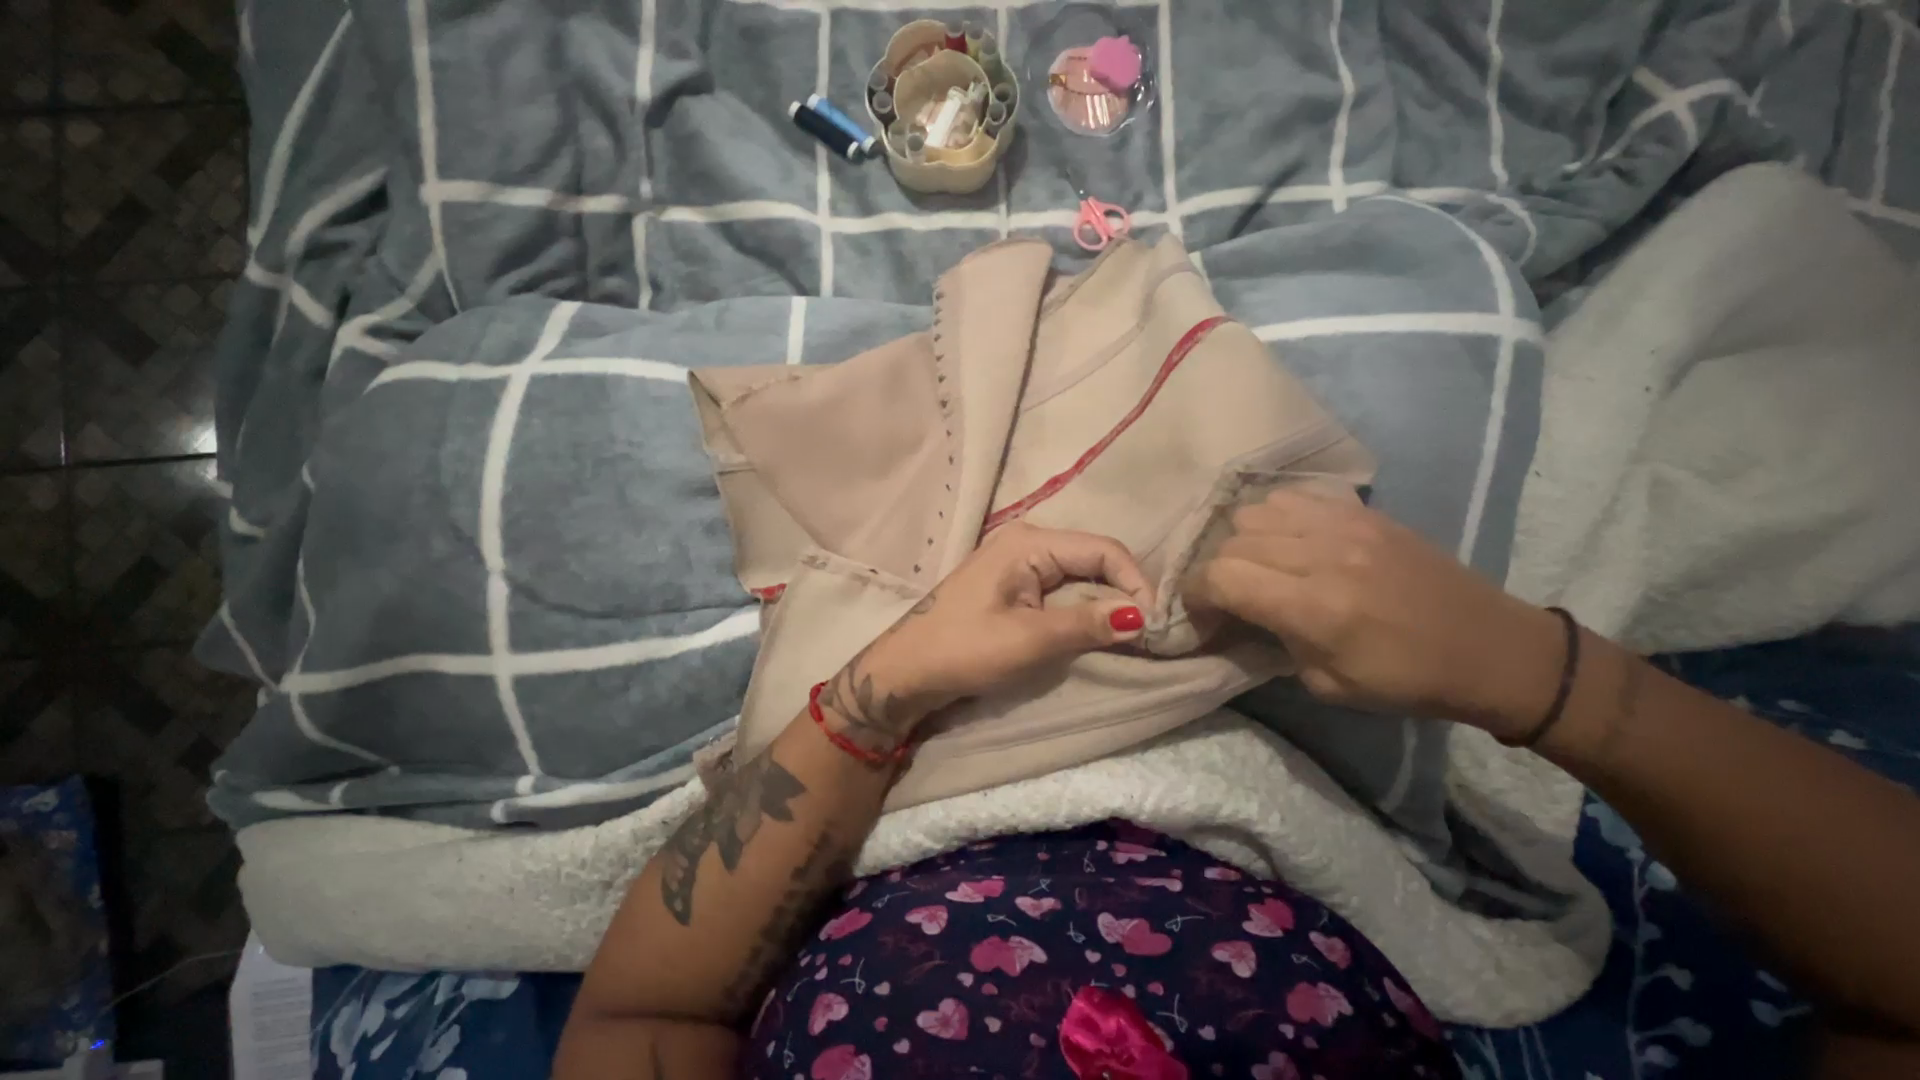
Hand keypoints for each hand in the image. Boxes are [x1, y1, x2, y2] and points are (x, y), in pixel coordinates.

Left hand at [819, 522, 1154, 746]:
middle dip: (1125, 590)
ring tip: (1133, 634)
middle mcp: (1027, 541)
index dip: (1136, 582)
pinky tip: (1099, 630)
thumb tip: (1142, 617)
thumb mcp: (1030, 640)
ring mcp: (1019, 562)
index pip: (1103, 549)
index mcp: (1029, 542)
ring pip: (1081, 574)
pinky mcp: (1015, 585)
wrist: (908, 671)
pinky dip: (1085, 608)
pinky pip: (1063, 588)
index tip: (1156, 623)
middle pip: (1095, 557)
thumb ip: (1087, 624)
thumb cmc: (964, 650)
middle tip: (1151, 630)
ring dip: (1107, 602)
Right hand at [1187, 489, 1561, 738]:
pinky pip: (1293, 495)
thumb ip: (1272, 642)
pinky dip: (1274, 515)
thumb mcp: (1325, 684)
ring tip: (1256, 564)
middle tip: (1226, 597)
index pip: (1219, 576)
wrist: (1489, 647)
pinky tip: (1286, 539)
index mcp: (1312, 607)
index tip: (1199, 615)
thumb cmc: (1406, 680)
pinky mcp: (1362, 510)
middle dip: (1215, 571)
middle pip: (1231, 541)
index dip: (1195, 595)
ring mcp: (1343, 524)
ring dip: (1242, 539)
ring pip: (1255, 511)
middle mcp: (1321, 554)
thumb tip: (1236, 616)